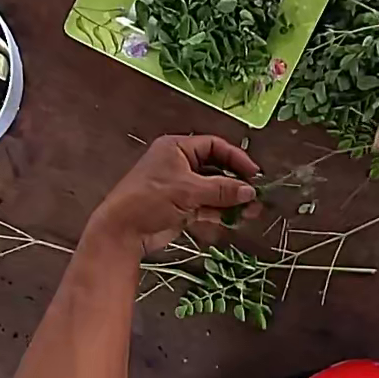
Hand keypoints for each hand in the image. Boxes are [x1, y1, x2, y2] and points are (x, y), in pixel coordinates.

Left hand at [88, 135, 262, 254]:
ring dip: (232, 200)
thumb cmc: (149, 199)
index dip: (236, 158)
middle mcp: (180, 164)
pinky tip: (236, 219)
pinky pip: (208, 206)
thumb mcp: (188, 190)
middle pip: (216, 168)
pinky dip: (221, 212)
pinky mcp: (182, 207)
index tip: (254, 173)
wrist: (123, 231)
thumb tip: (250, 191)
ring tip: (252, 211)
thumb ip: (221, 190)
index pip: (214, 146)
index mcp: (177, 148)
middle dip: (236, 183)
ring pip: (214, 190)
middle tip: (256, 195)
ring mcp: (181, 187)